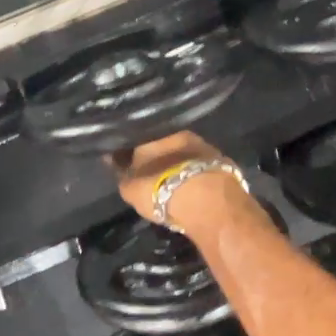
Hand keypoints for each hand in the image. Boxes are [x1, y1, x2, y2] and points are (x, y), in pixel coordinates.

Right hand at [109, 132, 256, 237]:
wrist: (208, 201)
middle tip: (152, 173)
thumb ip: (121, 172)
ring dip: (180, 165)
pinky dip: (197, 176)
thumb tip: (111, 158)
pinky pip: (204, 167)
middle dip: (158, 156)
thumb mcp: (129, 187)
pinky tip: (194, 188)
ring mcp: (205, 147)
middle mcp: (180, 134)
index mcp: (154, 134)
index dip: (130, 151)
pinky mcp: (224, 164)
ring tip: (173, 182)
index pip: (138, 139)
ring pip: (186, 154)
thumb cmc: (160, 189)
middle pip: (165, 144)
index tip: (125, 161)